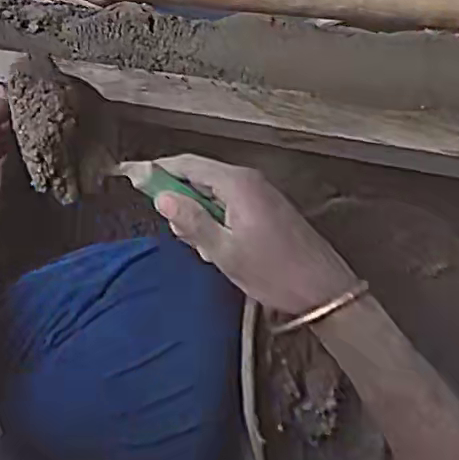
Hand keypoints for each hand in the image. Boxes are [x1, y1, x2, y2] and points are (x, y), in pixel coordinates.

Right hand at [140, 154, 359, 313]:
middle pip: (196, 175)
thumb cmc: (275, 273)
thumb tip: (161, 197)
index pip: (184, 164)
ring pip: (209, 191)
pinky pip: (225, 202)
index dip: (153, 169)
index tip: (128, 173)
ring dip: (196, 213)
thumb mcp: (224, 251)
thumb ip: (190, 221)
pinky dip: (212, 218)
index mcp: (236, 184)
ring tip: (202, 247)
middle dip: (177, 198)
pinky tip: (217, 246)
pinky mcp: (265, 207)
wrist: (330, 295)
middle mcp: (247, 180)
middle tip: (176, 231)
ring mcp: (258, 192)